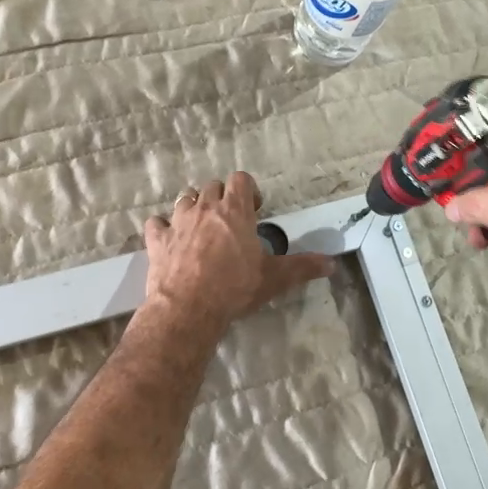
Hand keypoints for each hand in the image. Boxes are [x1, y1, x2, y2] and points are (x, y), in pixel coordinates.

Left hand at [143, 172, 333, 332]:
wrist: (189, 308)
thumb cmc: (235, 288)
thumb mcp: (274, 278)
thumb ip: (303, 267)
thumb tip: (331, 263)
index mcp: (234, 210)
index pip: (240, 180)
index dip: (248, 190)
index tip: (254, 209)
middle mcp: (204, 208)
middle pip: (212, 186)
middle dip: (221, 198)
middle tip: (230, 221)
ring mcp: (177, 222)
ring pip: (184, 199)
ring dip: (193, 208)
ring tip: (201, 228)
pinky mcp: (157, 240)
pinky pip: (156, 223)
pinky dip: (162, 228)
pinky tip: (169, 240)